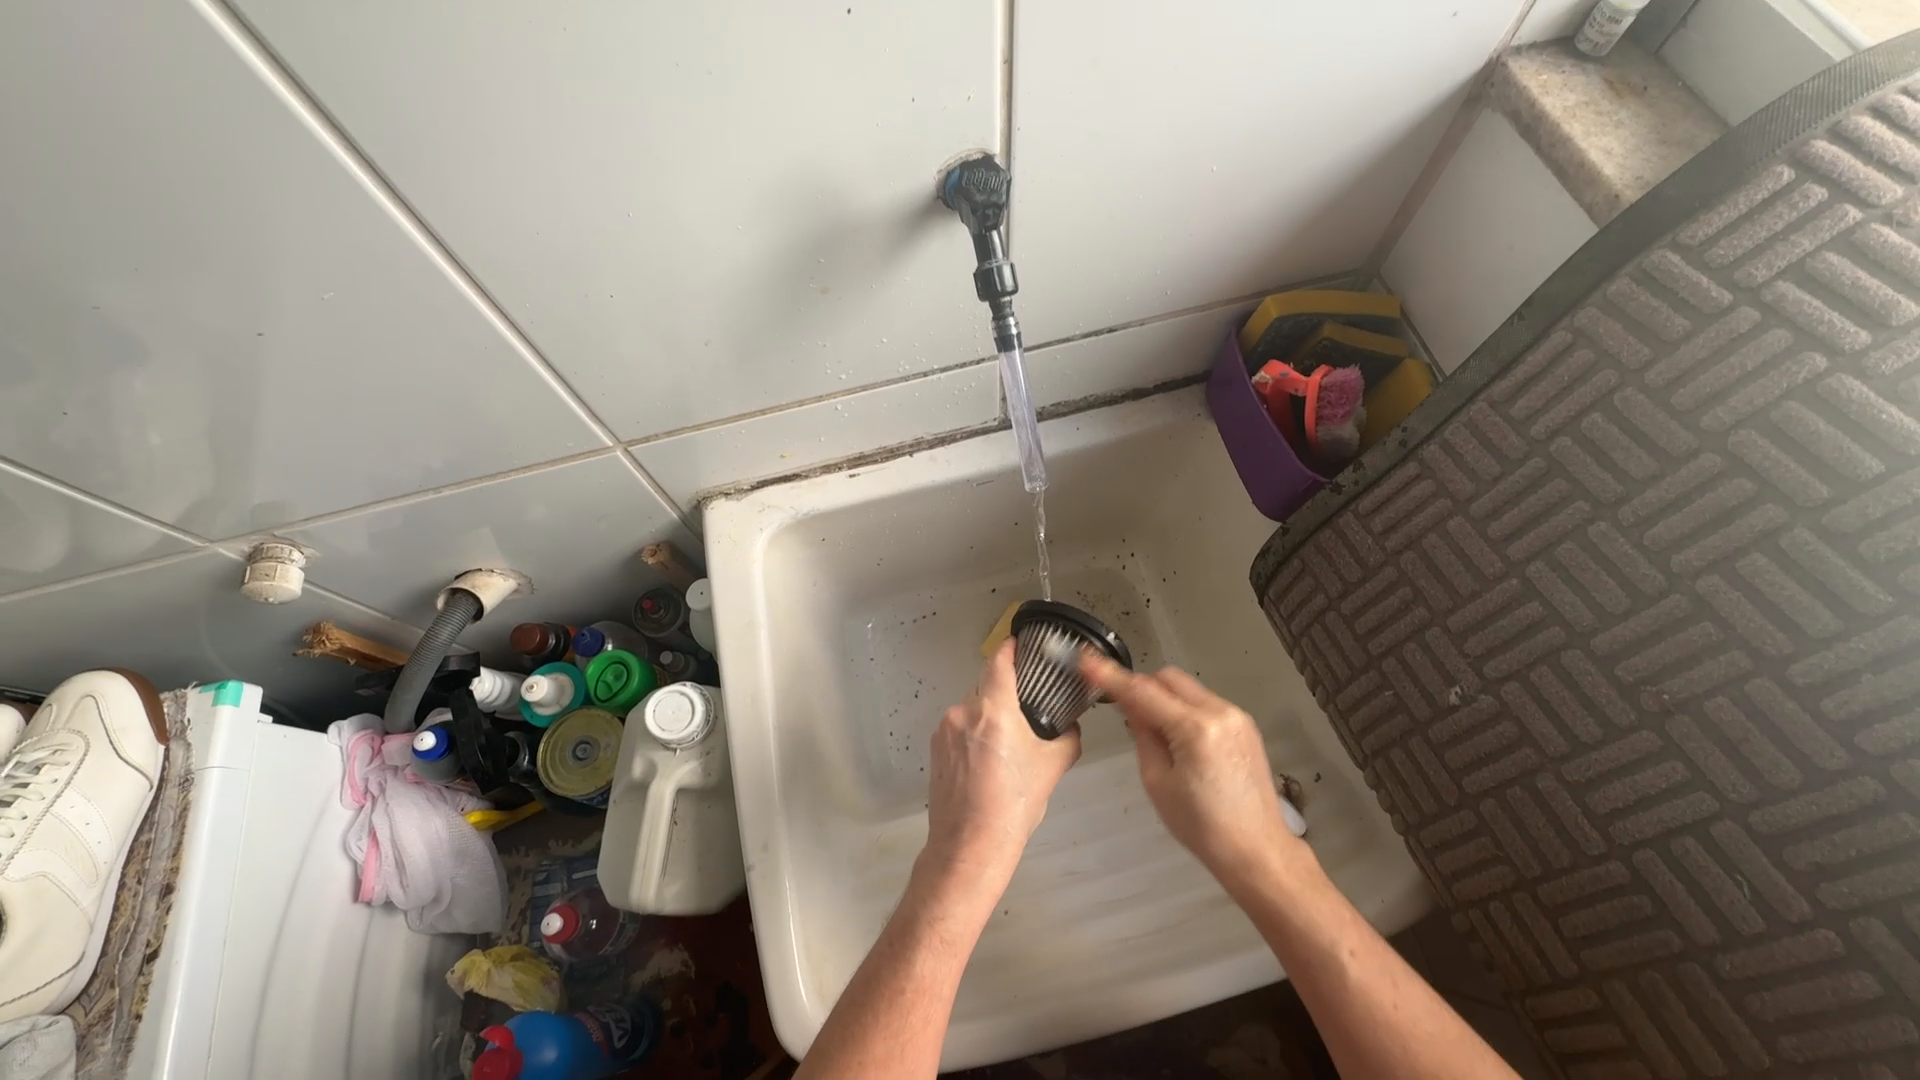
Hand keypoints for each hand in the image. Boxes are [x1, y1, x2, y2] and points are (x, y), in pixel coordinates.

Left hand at [923, 640, 1080, 881]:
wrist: (970, 846)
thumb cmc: (1014, 805)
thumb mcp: (1052, 768)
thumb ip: (1066, 738)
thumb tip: (1071, 727)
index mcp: (993, 711)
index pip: (999, 663)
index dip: (1010, 649)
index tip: (1019, 644)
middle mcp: (963, 713)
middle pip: (986, 688)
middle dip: (1005, 695)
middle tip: (1026, 712)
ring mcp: (944, 732)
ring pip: (971, 710)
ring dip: (988, 718)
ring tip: (1007, 747)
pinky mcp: (935, 750)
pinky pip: (958, 730)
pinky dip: (973, 736)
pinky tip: (987, 762)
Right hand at [1080, 654, 1306, 892]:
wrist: (1257, 849)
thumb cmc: (1200, 826)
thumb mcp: (1156, 782)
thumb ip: (1142, 735)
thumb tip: (1130, 705)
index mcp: (1195, 729)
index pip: (1142, 691)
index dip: (1110, 675)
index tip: (1085, 660)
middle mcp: (1220, 711)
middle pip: (1167, 678)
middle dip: (1142, 687)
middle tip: (1126, 714)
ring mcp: (1237, 715)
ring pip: (1187, 687)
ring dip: (1164, 699)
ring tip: (1159, 738)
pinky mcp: (1245, 724)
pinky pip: (1204, 702)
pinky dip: (1184, 710)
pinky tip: (1181, 742)